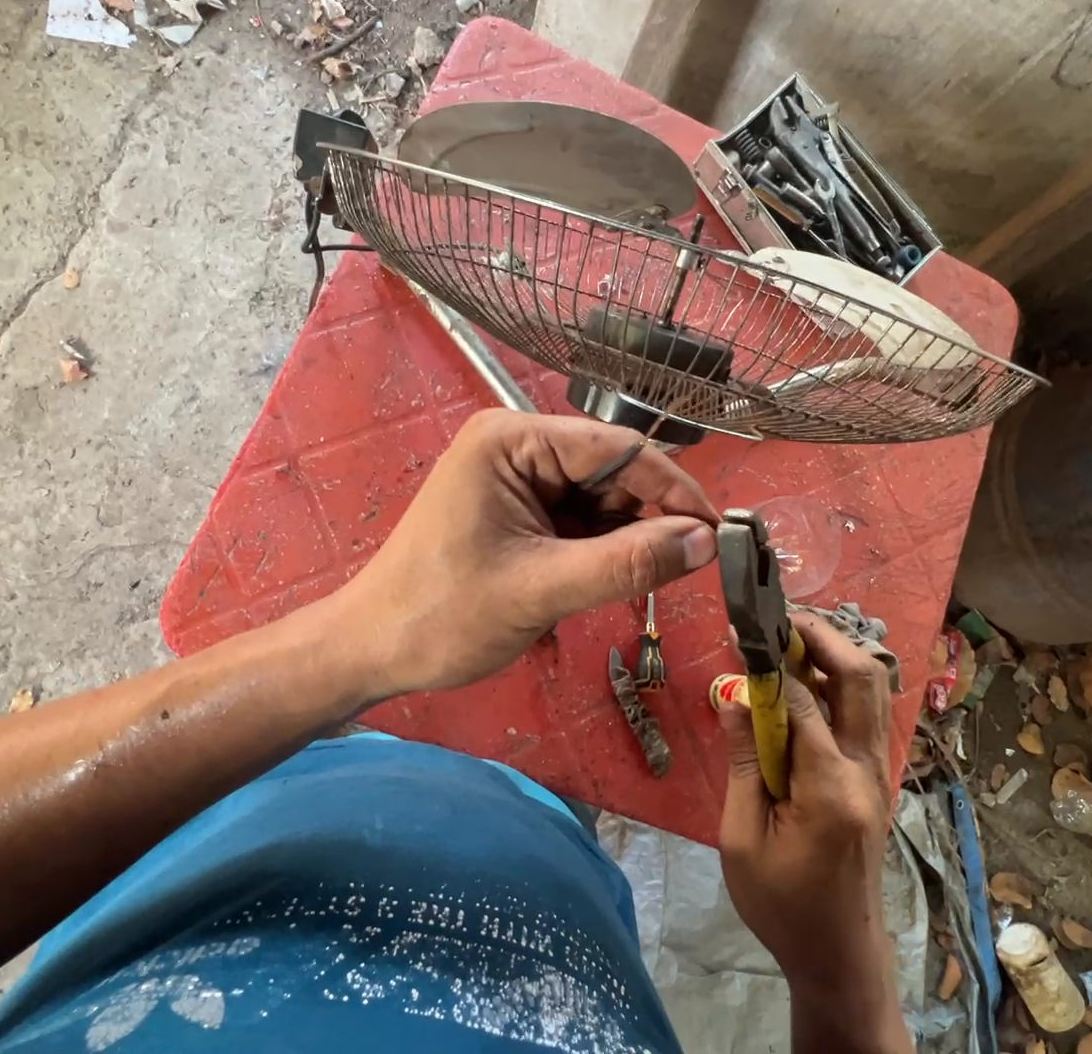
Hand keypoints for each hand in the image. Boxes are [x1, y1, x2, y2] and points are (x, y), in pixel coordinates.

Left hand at [327, 409, 719, 696]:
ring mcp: (517, 480)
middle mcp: (517, 447)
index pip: (616, 449)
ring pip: (601, 500)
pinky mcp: (518, 512)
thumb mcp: (542, 588)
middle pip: (612, 473)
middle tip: (688, 568)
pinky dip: (603, 549)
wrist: (373, 651)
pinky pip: (579, 522)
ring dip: (628, 538)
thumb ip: (626, 564)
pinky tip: (612, 577)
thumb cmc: (443, 615)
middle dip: (650, 518)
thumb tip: (706, 543)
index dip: (673, 490)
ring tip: (644, 581)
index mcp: (512, 440)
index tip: (718, 534)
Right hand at [717, 613, 907, 1050]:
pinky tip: (807, 686)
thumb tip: (732, 698)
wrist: (840, 955)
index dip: (771, 662)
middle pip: (862, 679)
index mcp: (830, 787)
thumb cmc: (781, 905)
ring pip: (873, 693)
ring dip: (837, 658)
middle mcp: (867, 771)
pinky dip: (841, 687)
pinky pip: (866, 717)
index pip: (804, 700)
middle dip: (825, 638)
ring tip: (792, 641)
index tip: (742, 634)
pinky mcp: (878, 783)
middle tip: (782, 620)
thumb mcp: (741, 837)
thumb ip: (743, 762)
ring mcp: (880, 776)